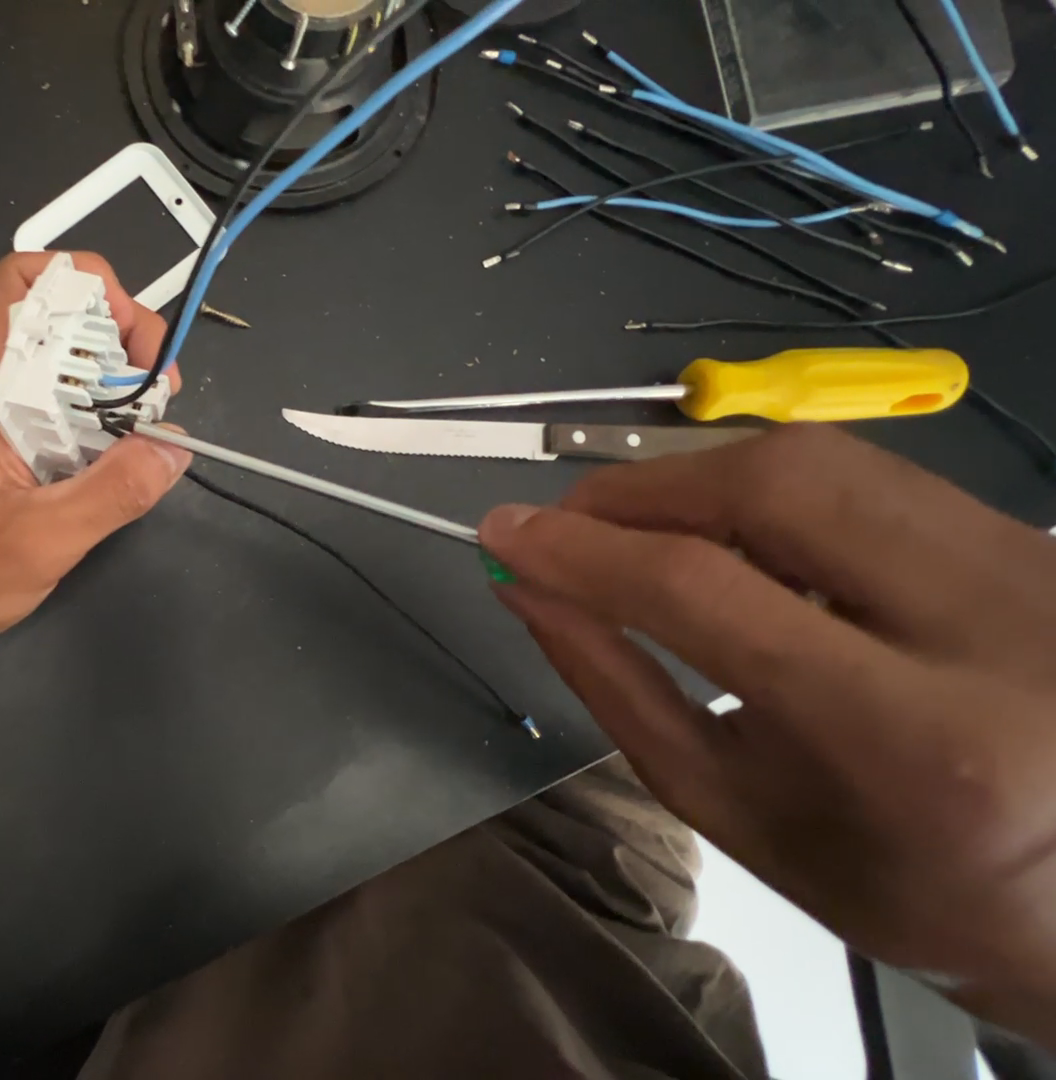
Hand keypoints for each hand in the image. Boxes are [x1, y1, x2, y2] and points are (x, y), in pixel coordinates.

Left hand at [0, 252, 190, 660]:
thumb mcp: (41, 540)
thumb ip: (111, 494)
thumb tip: (173, 446)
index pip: (20, 286)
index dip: (82, 282)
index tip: (130, 334)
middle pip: (60, 319)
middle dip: (120, 334)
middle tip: (159, 388)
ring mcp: (9, 423)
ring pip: (71, 369)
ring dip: (120, 382)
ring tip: (153, 421)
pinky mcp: (22, 455)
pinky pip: (73, 416)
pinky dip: (109, 422)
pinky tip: (130, 457)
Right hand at [477, 424, 1055, 1044]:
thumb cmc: (890, 874)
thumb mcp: (724, 802)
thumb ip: (611, 683)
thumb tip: (524, 587)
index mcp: (914, 739)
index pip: (701, 590)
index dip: (579, 550)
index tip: (500, 534)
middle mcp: (999, 626)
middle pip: (772, 486)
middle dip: (635, 490)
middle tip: (566, 527)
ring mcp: (1040, 566)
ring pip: (818, 459)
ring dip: (687, 480)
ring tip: (630, 531)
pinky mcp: (1038, 537)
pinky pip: (858, 476)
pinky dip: (752, 491)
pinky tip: (721, 540)